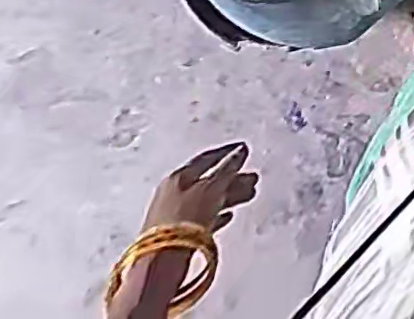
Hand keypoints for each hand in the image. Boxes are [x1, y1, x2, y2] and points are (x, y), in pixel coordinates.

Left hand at [142, 142, 258, 231]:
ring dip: (229, 196)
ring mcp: (172, 216)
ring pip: (207, 200)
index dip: (227, 152)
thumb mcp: (212, 188)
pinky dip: (217, 215)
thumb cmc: (186, 219)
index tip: (243, 149)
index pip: (206, 159)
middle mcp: (172, 194)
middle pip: (208, 181)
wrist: (161, 264)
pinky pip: (201, 219)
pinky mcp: (176, 237)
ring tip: (250, 194)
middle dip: (232, 179)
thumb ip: (228, 169)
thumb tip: (240, 152)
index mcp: (177, 178)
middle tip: (252, 178)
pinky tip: (228, 216)